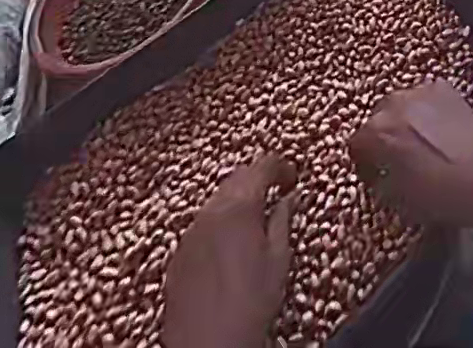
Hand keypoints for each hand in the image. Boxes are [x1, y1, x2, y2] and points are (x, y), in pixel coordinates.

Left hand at [163, 155, 297, 347]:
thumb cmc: (249, 306)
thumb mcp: (279, 259)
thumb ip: (283, 219)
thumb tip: (289, 197)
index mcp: (240, 206)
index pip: (263, 166)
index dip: (281, 167)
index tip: (292, 177)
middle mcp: (212, 211)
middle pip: (238, 177)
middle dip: (259, 178)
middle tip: (278, 191)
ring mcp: (192, 232)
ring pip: (218, 199)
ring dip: (238, 199)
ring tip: (257, 218)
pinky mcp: (179, 254)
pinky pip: (203, 224)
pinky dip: (220, 222)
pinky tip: (232, 244)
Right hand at [349, 82, 472, 235]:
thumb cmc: (448, 193)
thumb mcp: (402, 199)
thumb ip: (381, 180)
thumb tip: (378, 173)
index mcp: (380, 131)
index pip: (357, 142)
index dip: (363, 161)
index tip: (371, 172)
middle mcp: (397, 103)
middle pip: (377, 117)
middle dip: (382, 136)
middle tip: (394, 160)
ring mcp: (422, 91)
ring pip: (401, 105)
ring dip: (404, 121)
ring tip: (419, 145)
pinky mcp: (446, 88)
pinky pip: (424, 99)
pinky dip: (425, 111)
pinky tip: (439, 132)